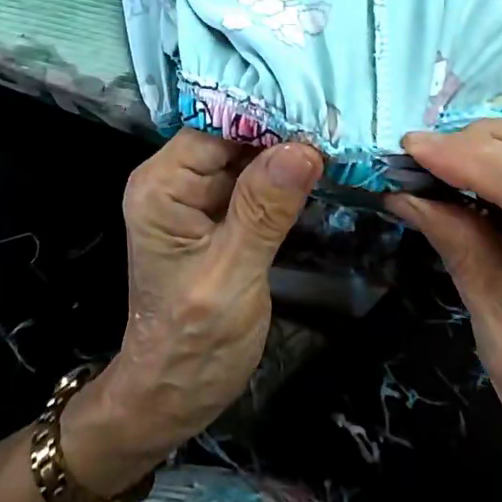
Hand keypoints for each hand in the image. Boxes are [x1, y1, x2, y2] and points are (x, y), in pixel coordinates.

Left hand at [61, 134, 322, 495]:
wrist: (173, 392)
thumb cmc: (193, 342)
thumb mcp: (231, 275)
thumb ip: (264, 210)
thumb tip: (303, 147)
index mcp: (161, 186)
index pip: (214, 130)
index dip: (265, 117)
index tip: (320, 109)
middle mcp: (172, 181)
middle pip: (229, 139)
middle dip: (280, 131)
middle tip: (340, 120)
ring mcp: (194, 199)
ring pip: (244, 160)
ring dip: (286, 152)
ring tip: (339, 135)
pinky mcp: (215, 217)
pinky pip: (251, 186)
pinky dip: (282, 179)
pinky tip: (319, 168)